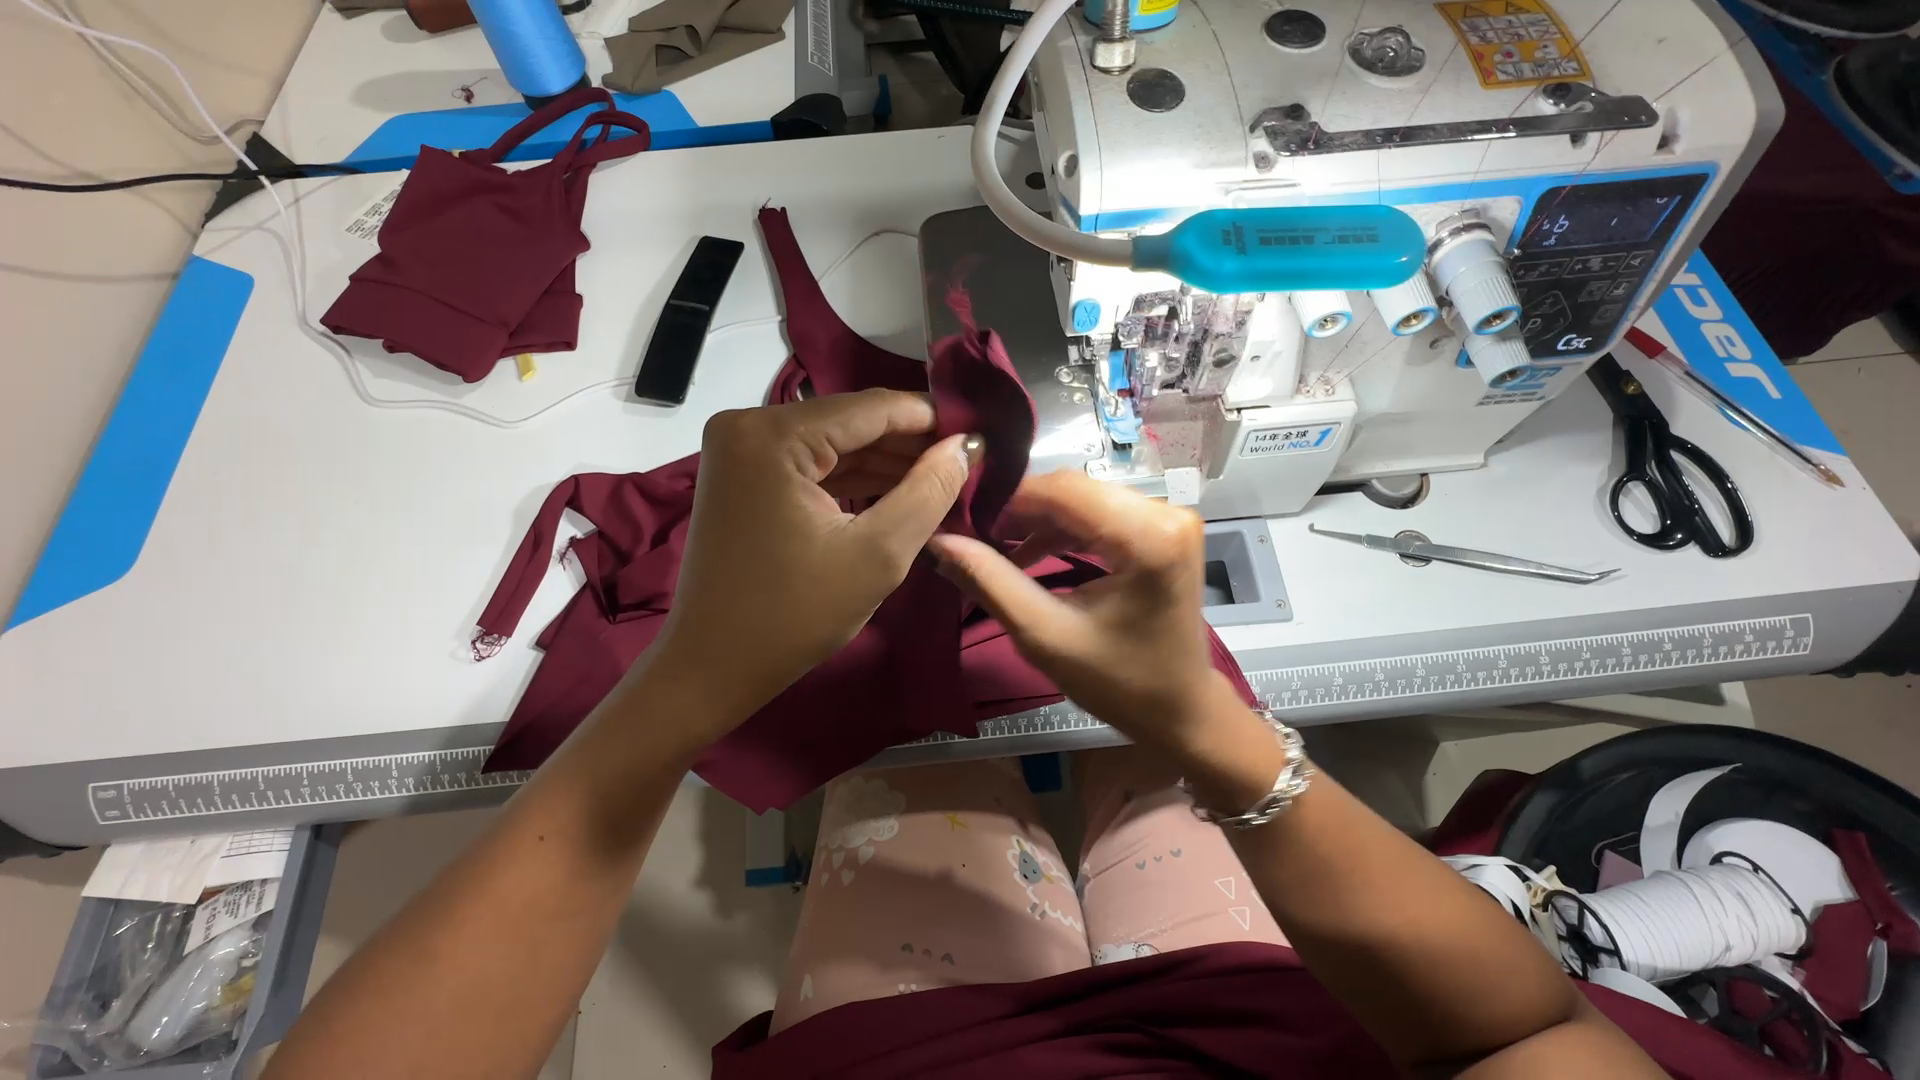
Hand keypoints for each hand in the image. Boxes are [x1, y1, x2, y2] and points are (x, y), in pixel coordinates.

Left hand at [653, 389, 974, 734]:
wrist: (713, 666)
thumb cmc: (795, 616)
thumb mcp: (878, 554)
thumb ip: (929, 491)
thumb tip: (967, 445)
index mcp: (773, 435)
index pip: (872, 408)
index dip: (932, 419)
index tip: (981, 435)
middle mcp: (748, 424)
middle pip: (850, 421)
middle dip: (909, 443)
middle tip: (968, 462)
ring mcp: (740, 449)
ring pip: (832, 442)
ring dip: (884, 461)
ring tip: (943, 478)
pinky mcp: (743, 475)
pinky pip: (810, 463)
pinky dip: (852, 478)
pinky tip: (898, 490)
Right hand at [926, 470, 1248, 755]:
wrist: (1179, 710)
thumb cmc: (1118, 682)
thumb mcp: (1044, 635)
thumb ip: (990, 582)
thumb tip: (938, 541)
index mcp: (1147, 536)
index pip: (1062, 490)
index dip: (1006, 498)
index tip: (958, 515)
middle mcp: (1165, 513)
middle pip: (1073, 490)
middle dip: (1018, 509)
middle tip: (968, 531)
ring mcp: (1167, 518)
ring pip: (1082, 499)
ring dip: (1035, 520)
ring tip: (992, 545)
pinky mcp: (1162, 529)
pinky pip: (1099, 514)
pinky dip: (1060, 529)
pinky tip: (1026, 551)